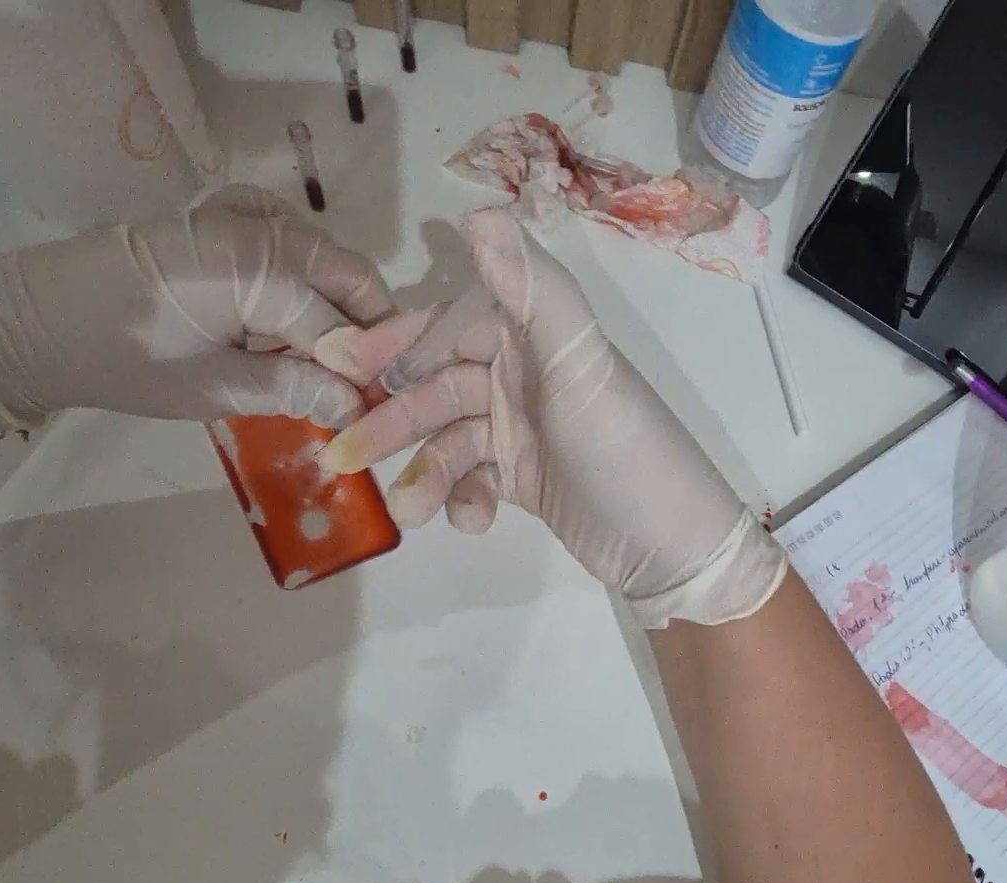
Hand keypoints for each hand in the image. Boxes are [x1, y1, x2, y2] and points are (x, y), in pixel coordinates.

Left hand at [0, 185, 394, 437]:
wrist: (34, 321)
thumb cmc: (126, 362)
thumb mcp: (218, 388)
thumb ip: (299, 390)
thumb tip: (363, 408)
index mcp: (254, 271)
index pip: (344, 326)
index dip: (367, 369)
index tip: (381, 407)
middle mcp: (259, 229)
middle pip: (352, 278)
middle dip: (370, 331)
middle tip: (366, 381)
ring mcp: (242, 213)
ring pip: (331, 257)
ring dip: (345, 304)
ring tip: (334, 356)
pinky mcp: (226, 214)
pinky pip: (296, 235)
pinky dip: (313, 270)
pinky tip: (300, 304)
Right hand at [314, 208, 785, 628]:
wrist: (668, 548)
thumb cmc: (625, 452)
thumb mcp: (582, 368)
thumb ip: (534, 291)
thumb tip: (480, 210)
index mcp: (539, 340)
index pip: (450, 324)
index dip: (396, 342)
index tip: (338, 363)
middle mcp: (527, 378)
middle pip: (439, 386)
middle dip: (395, 418)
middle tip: (347, 451)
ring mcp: (525, 431)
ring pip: (450, 440)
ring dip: (425, 473)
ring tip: (412, 511)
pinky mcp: (525, 479)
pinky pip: (473, 480)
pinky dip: (463, 500)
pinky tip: (472, 522)